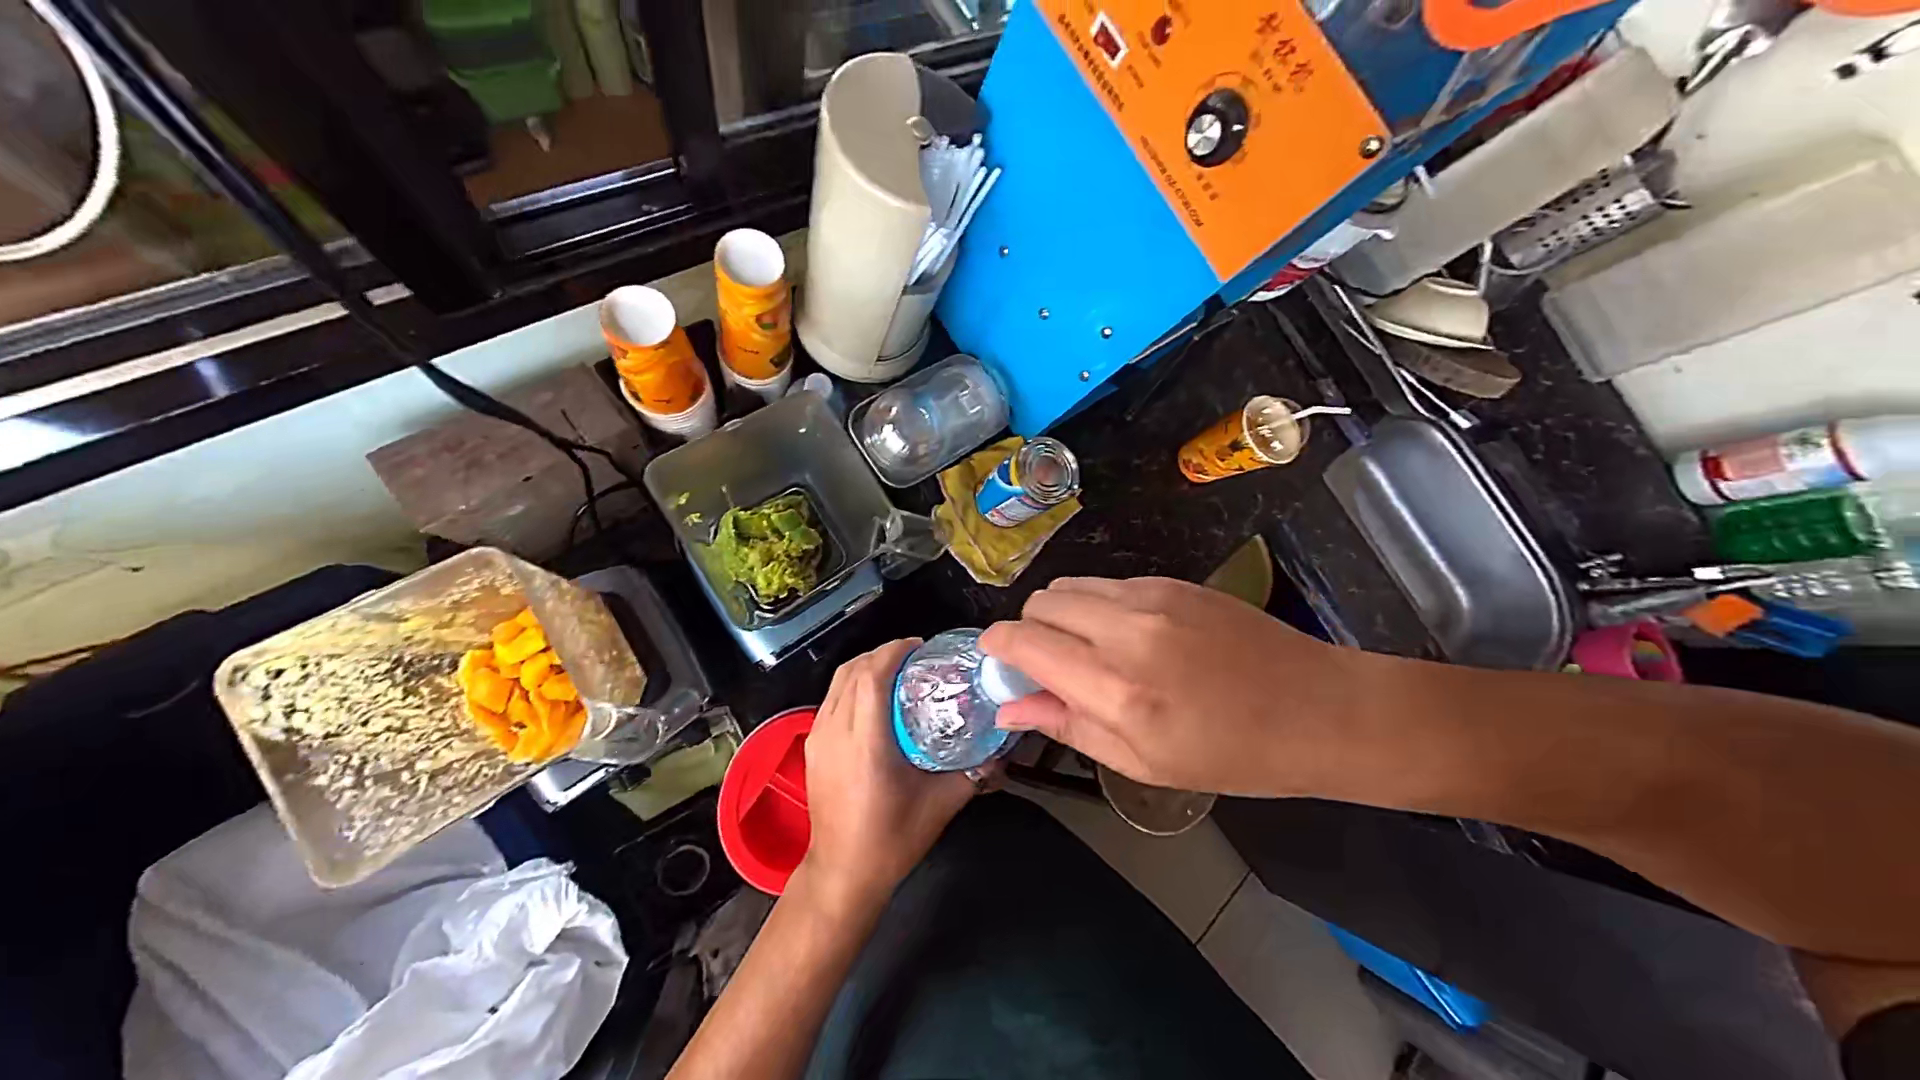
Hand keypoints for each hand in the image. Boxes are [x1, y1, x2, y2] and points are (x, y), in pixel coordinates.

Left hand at [799, 639, 978, 908]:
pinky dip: (851, 685)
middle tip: (914, 658)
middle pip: (852, 671)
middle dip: (882, 654)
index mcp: (865, 741)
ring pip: (837, 682)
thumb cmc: (892, 839)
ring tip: (897, 671)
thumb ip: (974, 772)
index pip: (871, 676)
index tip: (920, 647)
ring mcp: (818, 737)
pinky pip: (830, 699)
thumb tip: (1001, 750)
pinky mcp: (812, 746)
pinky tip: (875, 698)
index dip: (894, 651)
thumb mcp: (941, 804)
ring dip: (865, 667)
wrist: (842, 873)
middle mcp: (835, 731)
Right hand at [980, 576, 1382, 796]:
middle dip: (1029, 631)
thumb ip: (1067, 725)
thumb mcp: (1143, 762)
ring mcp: (1152, 596)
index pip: (1024, 640)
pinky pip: (1108, 584)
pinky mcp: (1173, 581)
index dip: (997, 646)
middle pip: (1040, 603)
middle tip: (1047, 666)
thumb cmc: (1232, 755)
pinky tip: (1126, 637)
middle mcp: (1126, 630)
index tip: (996, 660)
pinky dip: (1096, 606)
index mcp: (1116, 687)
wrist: (1318, 709)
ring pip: (1070, 585)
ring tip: (1087, 651)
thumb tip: (1009, 706)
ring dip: (1061, 615)